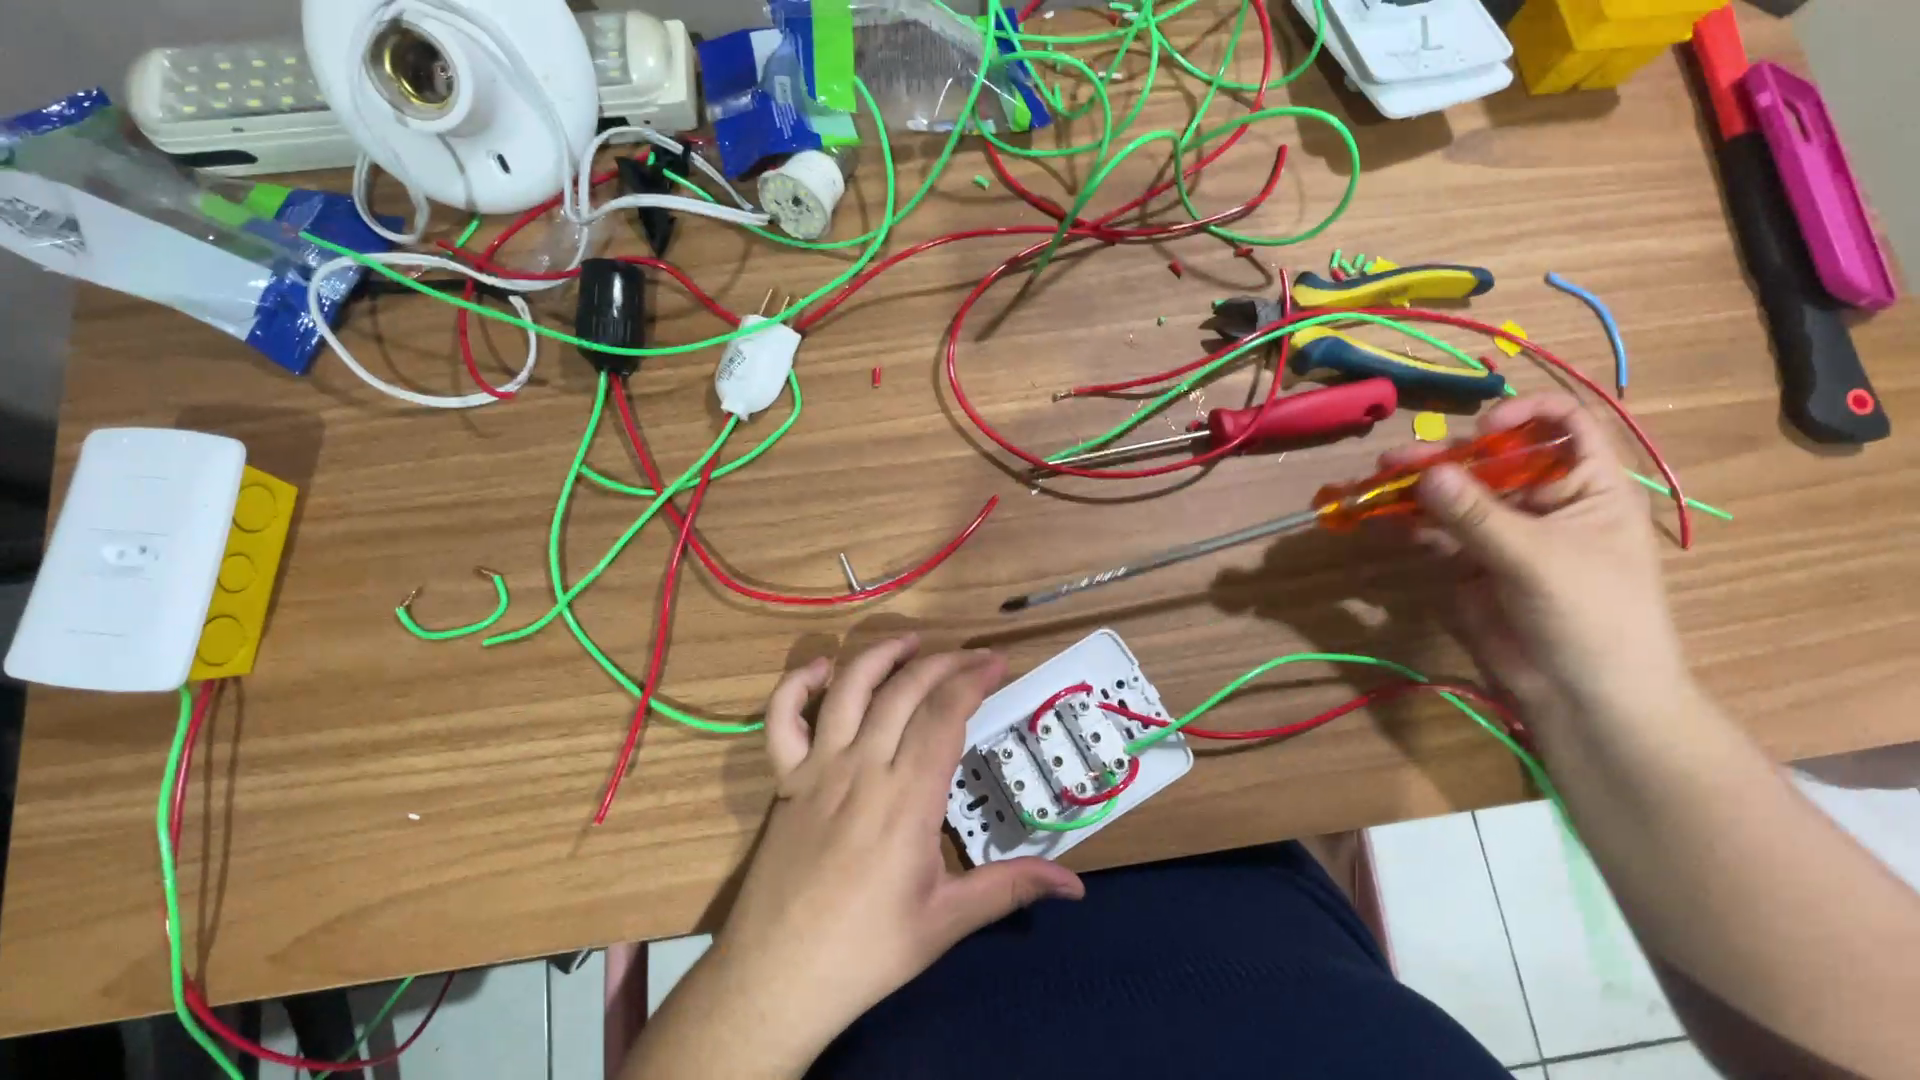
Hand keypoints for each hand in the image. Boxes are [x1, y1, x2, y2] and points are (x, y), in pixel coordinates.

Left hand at [644, 636, 1083, 1078]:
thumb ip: (1010, 888)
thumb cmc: (868, 951)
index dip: (973, 678)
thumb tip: (1077, 886)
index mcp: (907, 799)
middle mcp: (862, 768)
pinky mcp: (785, 783)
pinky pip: (781, 720)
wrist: (778, 978)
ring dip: (881, 656)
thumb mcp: (947, 922)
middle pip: (904, 691)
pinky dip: (797, 686)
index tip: (998, 661)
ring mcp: (816, 771)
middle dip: (943, 662)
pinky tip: (822, 672)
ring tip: (912, 642)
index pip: (944, 714)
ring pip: (847, 689)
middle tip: (973, 657)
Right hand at [1393, 394, 1694, 733]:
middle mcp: (1546, 501)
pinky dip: (1409, 523)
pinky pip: (1438, 533)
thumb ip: (1477, 515)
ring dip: (1417, 487)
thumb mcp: (1538, 558)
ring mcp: (1506, 533)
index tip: (1482, 426)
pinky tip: (1379, 518)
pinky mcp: (1473, 565)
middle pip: (1493, 459)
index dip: (1526, 414)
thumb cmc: (1592, 615)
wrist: (1585, 696)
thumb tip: (1426, 474)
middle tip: (1395, 460)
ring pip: (1457, 496)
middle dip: (1447, 456)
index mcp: (1588, 486)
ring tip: (1375, 481)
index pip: (1564, 425)